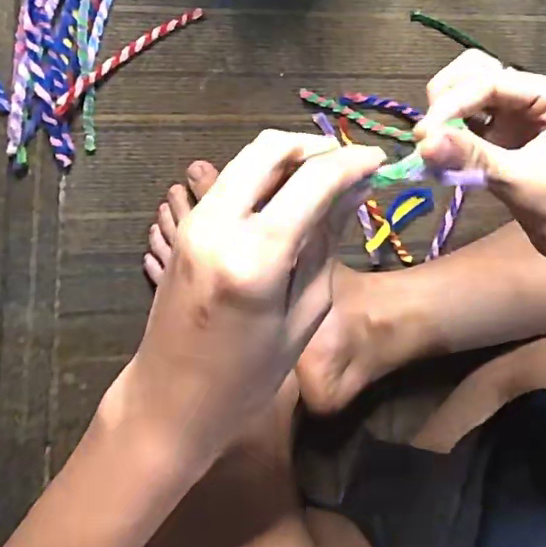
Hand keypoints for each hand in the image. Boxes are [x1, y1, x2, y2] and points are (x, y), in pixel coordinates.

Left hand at [104, 131, 384, 467]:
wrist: (168, 401)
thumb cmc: (248, 376)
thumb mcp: (305, 312)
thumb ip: (327, 240)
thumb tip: (355, 188)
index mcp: (254, 256)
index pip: (311, 181)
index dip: (350, 161)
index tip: (377, 159)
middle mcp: (218, 223)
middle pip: (269, 147)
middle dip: (314, 145)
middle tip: (347, 161)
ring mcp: (195, 219)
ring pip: (247, 155)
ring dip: (288, 154)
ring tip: (323, 173)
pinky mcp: (186, 223)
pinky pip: (231, 177)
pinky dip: (264, 171)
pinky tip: (289, 190)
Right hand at [414, 52, 545, 284]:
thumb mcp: (526, 183)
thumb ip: (473, 157)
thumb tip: (422, 142)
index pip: (492, 81)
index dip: (454, 104)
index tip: (423, 135)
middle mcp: (538, 97)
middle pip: (477, 74)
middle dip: (448, 99)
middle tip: (426, 135)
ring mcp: (520, 118)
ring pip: (469, 97)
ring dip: (445, 116)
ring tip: (430, 147)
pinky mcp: (506, 142)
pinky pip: (469, 126)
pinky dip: (450, 137)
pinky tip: (437, 157)